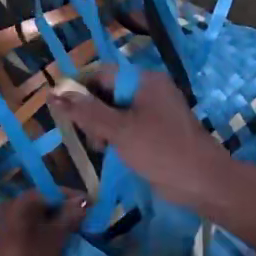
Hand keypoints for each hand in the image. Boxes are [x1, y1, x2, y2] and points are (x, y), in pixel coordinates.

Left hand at [0, 190, 86, 255]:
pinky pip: (29, 223)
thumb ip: (71, 215)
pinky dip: (43, 228)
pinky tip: (54, 238)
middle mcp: (12, 203)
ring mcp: (7, 218)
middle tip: (84, 221)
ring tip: (73, 231)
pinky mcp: (6, 233)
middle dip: (66, 209)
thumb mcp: (56, 235)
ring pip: (38, 214)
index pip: (55, 190)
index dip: (75, 198)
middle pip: (45, 200)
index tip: (92, 208)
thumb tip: (84, 200)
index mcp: (23, 199)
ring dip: (55, 220)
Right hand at [52, 66, 232, 207]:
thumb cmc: (160, 150)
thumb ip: (86, 112)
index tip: (70, 117)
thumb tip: (53, 94)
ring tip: (104, 149)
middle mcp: (150, 90)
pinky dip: (117, 138)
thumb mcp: (118, 130)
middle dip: (93, 114)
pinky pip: (128, 126)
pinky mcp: (158, 131)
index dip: (81, 92)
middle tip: (95, 140)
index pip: (101, 74)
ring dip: (103, 129)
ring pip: (115, 112)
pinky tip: (114, 153)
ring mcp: (155, 111)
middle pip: (107, 93)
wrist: (202, 181)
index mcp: (145, 81)